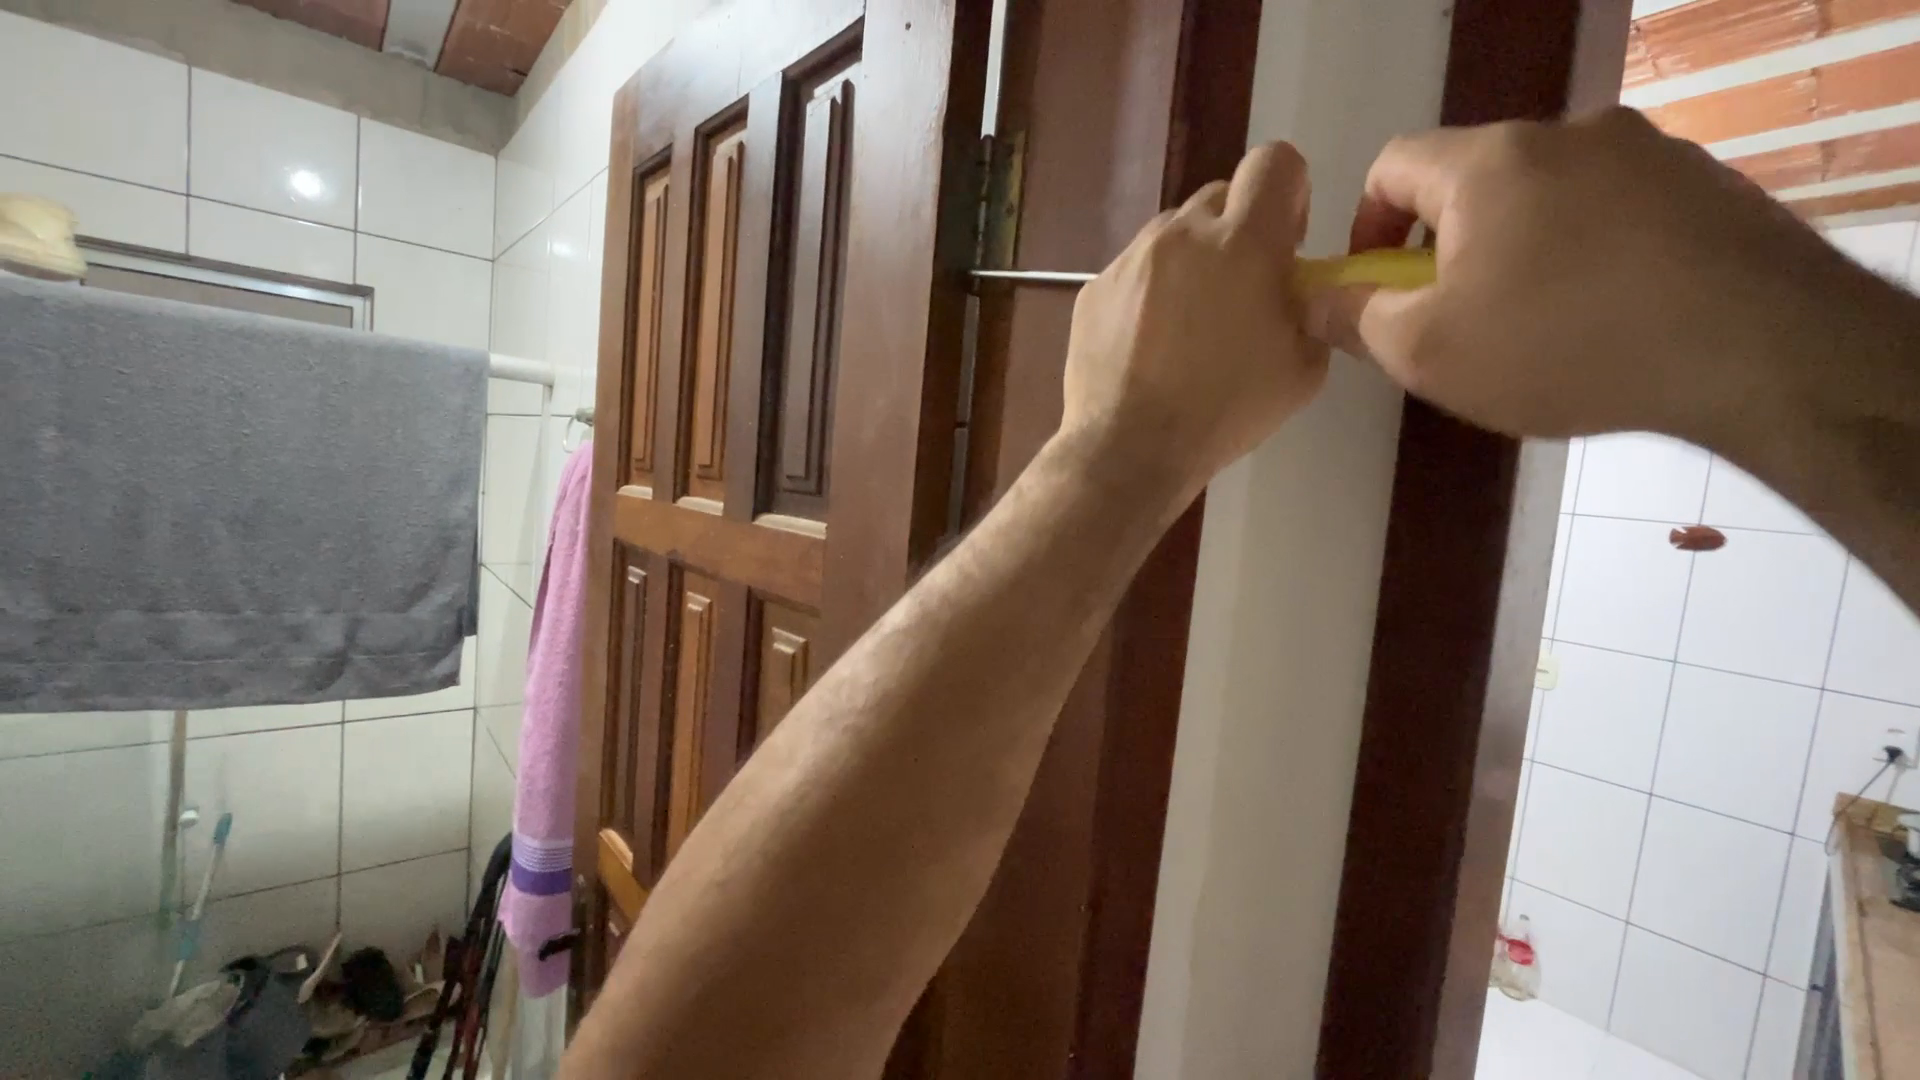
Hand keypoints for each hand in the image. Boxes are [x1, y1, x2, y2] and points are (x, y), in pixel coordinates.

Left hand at [1060, 141, 1329, 496]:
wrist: (1131, 447)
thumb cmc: (1226, 410)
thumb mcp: (1304, 363)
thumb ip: (1307, 304)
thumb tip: (1290, 286)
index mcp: (1243, 240)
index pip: (1275, 162)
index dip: (1287, 193)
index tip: (1284, 241)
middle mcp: (1180, 234)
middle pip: (1218, 198)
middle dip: (1235, 231)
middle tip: (1236, 291)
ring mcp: (1128, 261)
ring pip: (1170, 236)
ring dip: (1188, 263)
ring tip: (1185, 325)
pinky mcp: (1092, 291)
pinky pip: (1130, 274)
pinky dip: (1145, 295)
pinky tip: (1145, 346)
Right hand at [1309, 107, 1884, 444]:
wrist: (1761, 354)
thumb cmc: (1558, 347)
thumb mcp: (1422, 350)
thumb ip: (1351, 317)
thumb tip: (1312, 298)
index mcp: (1489, 163)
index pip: (1391, 164)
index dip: (1363, 226)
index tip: (1376, 286)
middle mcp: (1567, 134)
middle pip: (1466, 182)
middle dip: (1438, 247)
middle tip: (1449, 319)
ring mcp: (1647, 152)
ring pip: (1538, 197)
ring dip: (1508, 251)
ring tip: (1526, 325)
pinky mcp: (1703, 184)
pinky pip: (1605, 211)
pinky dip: (1577, 254)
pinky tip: (1596, 316)